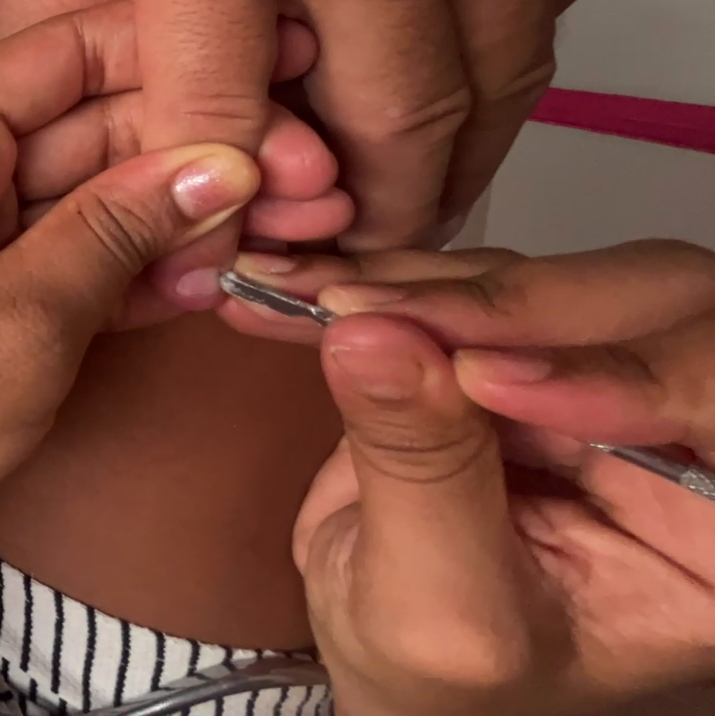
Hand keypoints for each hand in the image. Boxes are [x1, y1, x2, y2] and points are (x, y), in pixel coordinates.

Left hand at [0, 8, 265, 563]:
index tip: (295, 65)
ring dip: (183, 213)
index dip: (184, 53)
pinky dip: (132, 264)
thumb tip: (219, 165)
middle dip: (203, 148)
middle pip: (92, 122)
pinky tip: (216, 276)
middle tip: (324, 182)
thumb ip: (117, 232)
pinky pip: (63, 251)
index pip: (73, 53)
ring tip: (300, 230)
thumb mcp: (18, 321)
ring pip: (89, 193)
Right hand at [259, 243, 714, 714]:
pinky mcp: (474, 348)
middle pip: (635, 305)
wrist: (382, 641)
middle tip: (362, 311)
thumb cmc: (442, 672)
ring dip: (393, 280)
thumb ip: (421, 471)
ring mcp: (569, 377)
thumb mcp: (436, 598)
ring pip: (512, 277)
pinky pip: (426, 286)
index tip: (482, 377)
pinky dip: (347, 281)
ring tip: (291, 292)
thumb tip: (371, 339)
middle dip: (490, 303)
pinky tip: (279, 288)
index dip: (624, 374)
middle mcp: (669, 431)